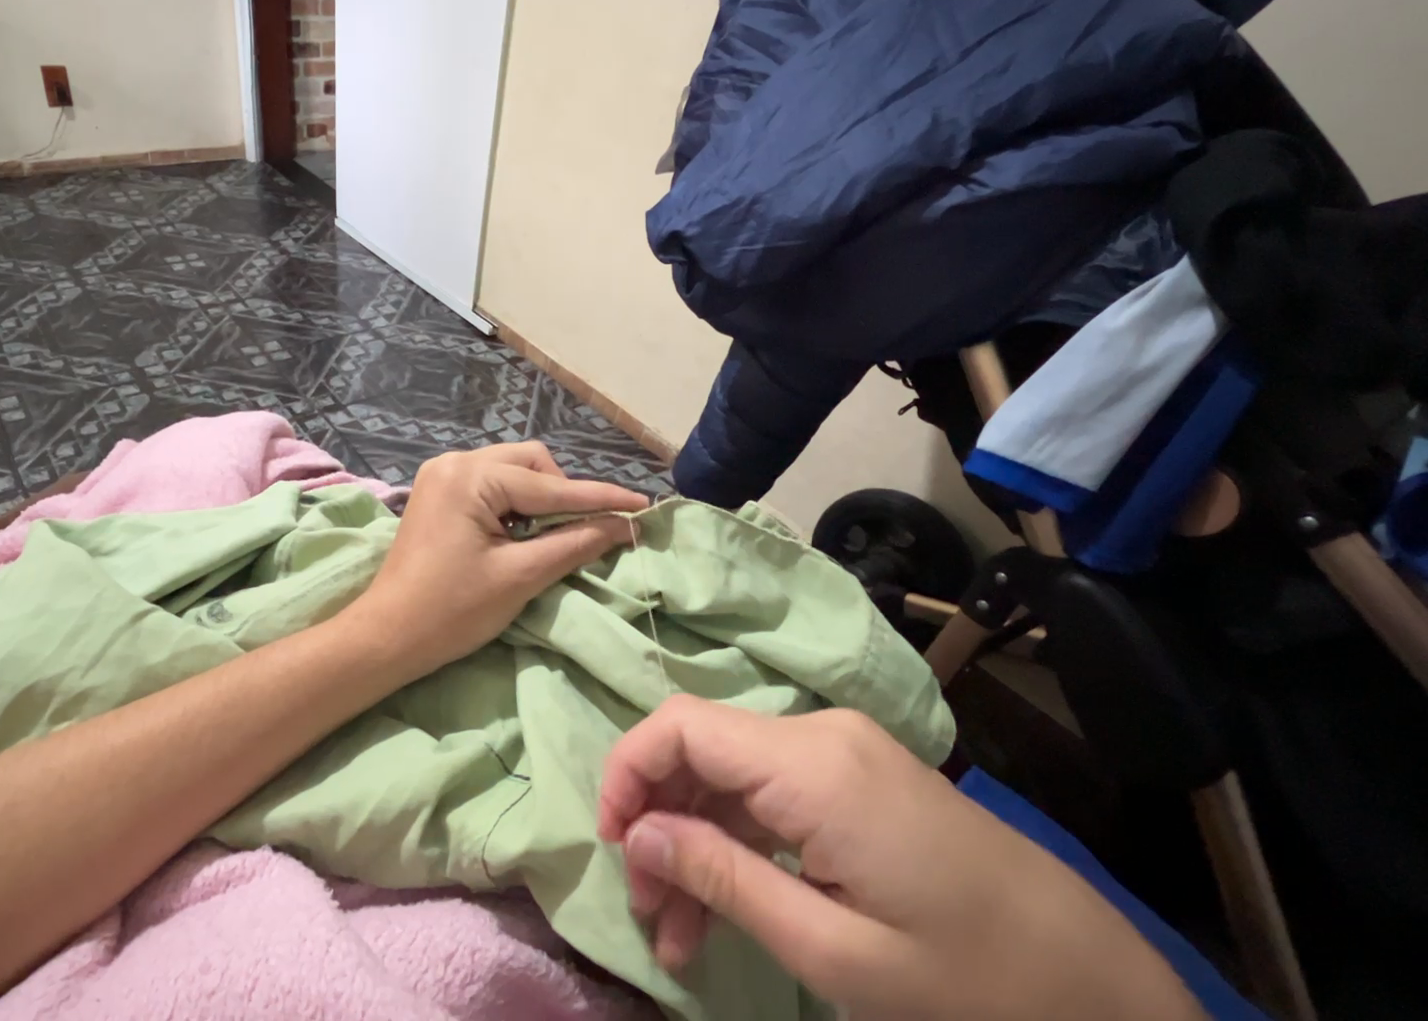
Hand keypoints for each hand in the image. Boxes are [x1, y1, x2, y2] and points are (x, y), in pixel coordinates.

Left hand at [338, 441, 647, 673]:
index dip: (600, 498)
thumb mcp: (521, 577)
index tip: (643, 505)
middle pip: (531, 464)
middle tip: (583, 531)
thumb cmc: (452, 611)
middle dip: (564, 494)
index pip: (551, 486)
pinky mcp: (438, 494)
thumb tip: (625, 525)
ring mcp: (442, 475)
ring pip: (512, 472)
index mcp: (470, 477)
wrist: (388, 636)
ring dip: (540, 499)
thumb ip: (576, 543)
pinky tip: (522, 533)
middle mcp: (454, 462)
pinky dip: (516, 505)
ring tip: (552, 536)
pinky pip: (491, 486)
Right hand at [597, 697, 1206, 1020]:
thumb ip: (725, 878)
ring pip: (727, 777)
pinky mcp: (853, 778)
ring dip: (694, 846)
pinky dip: (736, 845)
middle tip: (650, 914)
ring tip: (678, 936)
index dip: (628, 772)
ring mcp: (839, 753)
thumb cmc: (968, 978)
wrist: (1096, 982)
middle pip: (699, 752)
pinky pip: (767, 794)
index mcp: (813, 763)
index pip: (681, 725)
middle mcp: (819, 735)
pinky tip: (724, 909)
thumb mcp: (833, 950)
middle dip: (659, 825)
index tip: (612, 846)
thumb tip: (635, 834)